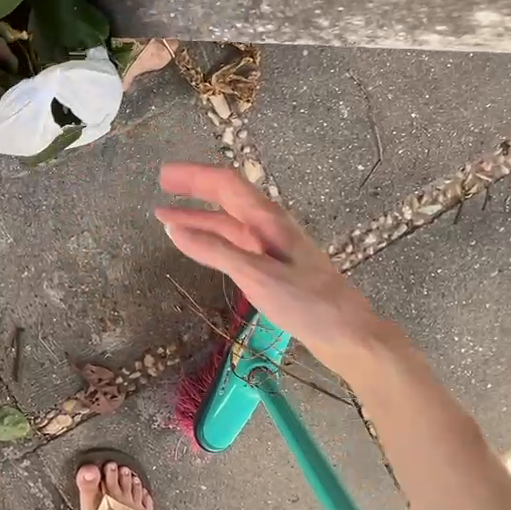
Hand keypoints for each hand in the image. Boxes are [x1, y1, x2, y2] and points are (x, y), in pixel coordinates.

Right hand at [155, 162, 391, 373]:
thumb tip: (172, 229)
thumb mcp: (256, 275)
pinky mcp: (272, 266)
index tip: (164, 175)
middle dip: (194, 189)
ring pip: (228, 222)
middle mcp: (268, 226)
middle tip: (162, 186)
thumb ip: (214, 250)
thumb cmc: (307, 303)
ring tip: (166, 219)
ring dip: (198, 217)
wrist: (348, 334)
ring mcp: (271, 246)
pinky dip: (211, 239)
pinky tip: (197, 246)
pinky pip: (234, 243)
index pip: (226, 184)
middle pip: (227, 197)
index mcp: (267, 220)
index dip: (194, 176)